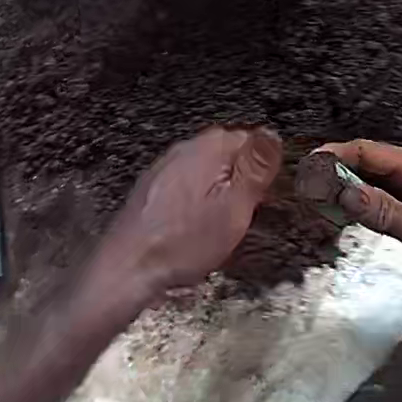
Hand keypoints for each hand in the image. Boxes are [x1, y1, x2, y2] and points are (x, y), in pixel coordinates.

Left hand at [84, 127, 282, 309]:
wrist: (129, 265)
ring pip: (207, 171)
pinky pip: (187, 185)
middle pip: (228, 154)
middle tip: (243, 216)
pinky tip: (195, 227)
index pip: (251, 140)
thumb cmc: (182, 242)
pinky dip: (197, 202)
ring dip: (219, 192)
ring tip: (219, 226)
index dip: (264, 170)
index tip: (264, 197)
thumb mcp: (234, 208)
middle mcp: (185, 149)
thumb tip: (272, 135)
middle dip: (241, 181)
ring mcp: (166, 166)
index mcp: (208, 147)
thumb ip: (255, 169)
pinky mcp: (154, 186)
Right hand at [316, 139, 401, 304]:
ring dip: (345, 190)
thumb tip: (339, 189)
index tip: (305, 166)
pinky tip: (343, 215)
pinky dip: (360, 207)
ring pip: (371, 184)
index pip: (368, 151)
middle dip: (334, 172)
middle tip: (303, 187)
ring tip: (314, 200)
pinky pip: (381, 204)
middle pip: (366, 164)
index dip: (334, 155)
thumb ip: (382, 211)